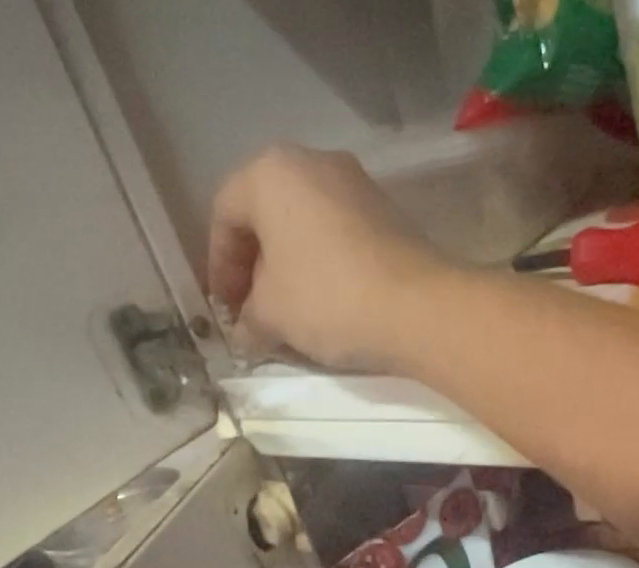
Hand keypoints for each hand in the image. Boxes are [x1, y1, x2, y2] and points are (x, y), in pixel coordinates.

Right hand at [207, 145, 452, 370]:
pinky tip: (327, 306)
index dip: (218, 267)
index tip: (225, 308)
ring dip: (290, 268)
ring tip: (290, 315)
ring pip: (305, 226)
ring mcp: (359, 185)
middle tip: (253, 312)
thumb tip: (246, 333)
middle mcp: (315, 163)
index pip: (224, 214)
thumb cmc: (327, 298)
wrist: (420, 308)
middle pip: (267, 216)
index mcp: (272, 171)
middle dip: (254, 267)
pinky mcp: (391, 213)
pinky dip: (325, 266)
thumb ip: (248, 319)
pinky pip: (340, 236)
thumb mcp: (271, 314)